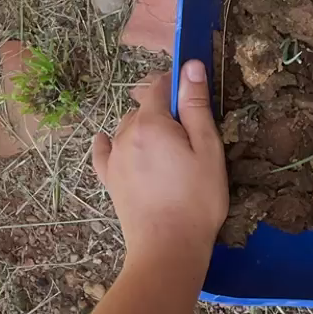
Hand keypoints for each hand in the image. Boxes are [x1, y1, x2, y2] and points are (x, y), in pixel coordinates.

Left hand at [92, 60, 227, 264]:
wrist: (168, 248)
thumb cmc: (197, 198)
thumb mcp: (208, 148)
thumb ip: (196, 106)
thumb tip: (190, 65)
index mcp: (151, 123)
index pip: (160, 86)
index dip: (178, 82)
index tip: (195, 91)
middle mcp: (125, 135)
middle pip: (143, 107)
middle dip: (165, 108)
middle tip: (191, 128)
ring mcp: (114, 158)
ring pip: (127, 127)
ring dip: (145, 126)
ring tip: (169, 147)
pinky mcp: (110, 180)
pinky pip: (104, 151)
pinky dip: (109, 142)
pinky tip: (107, 139)